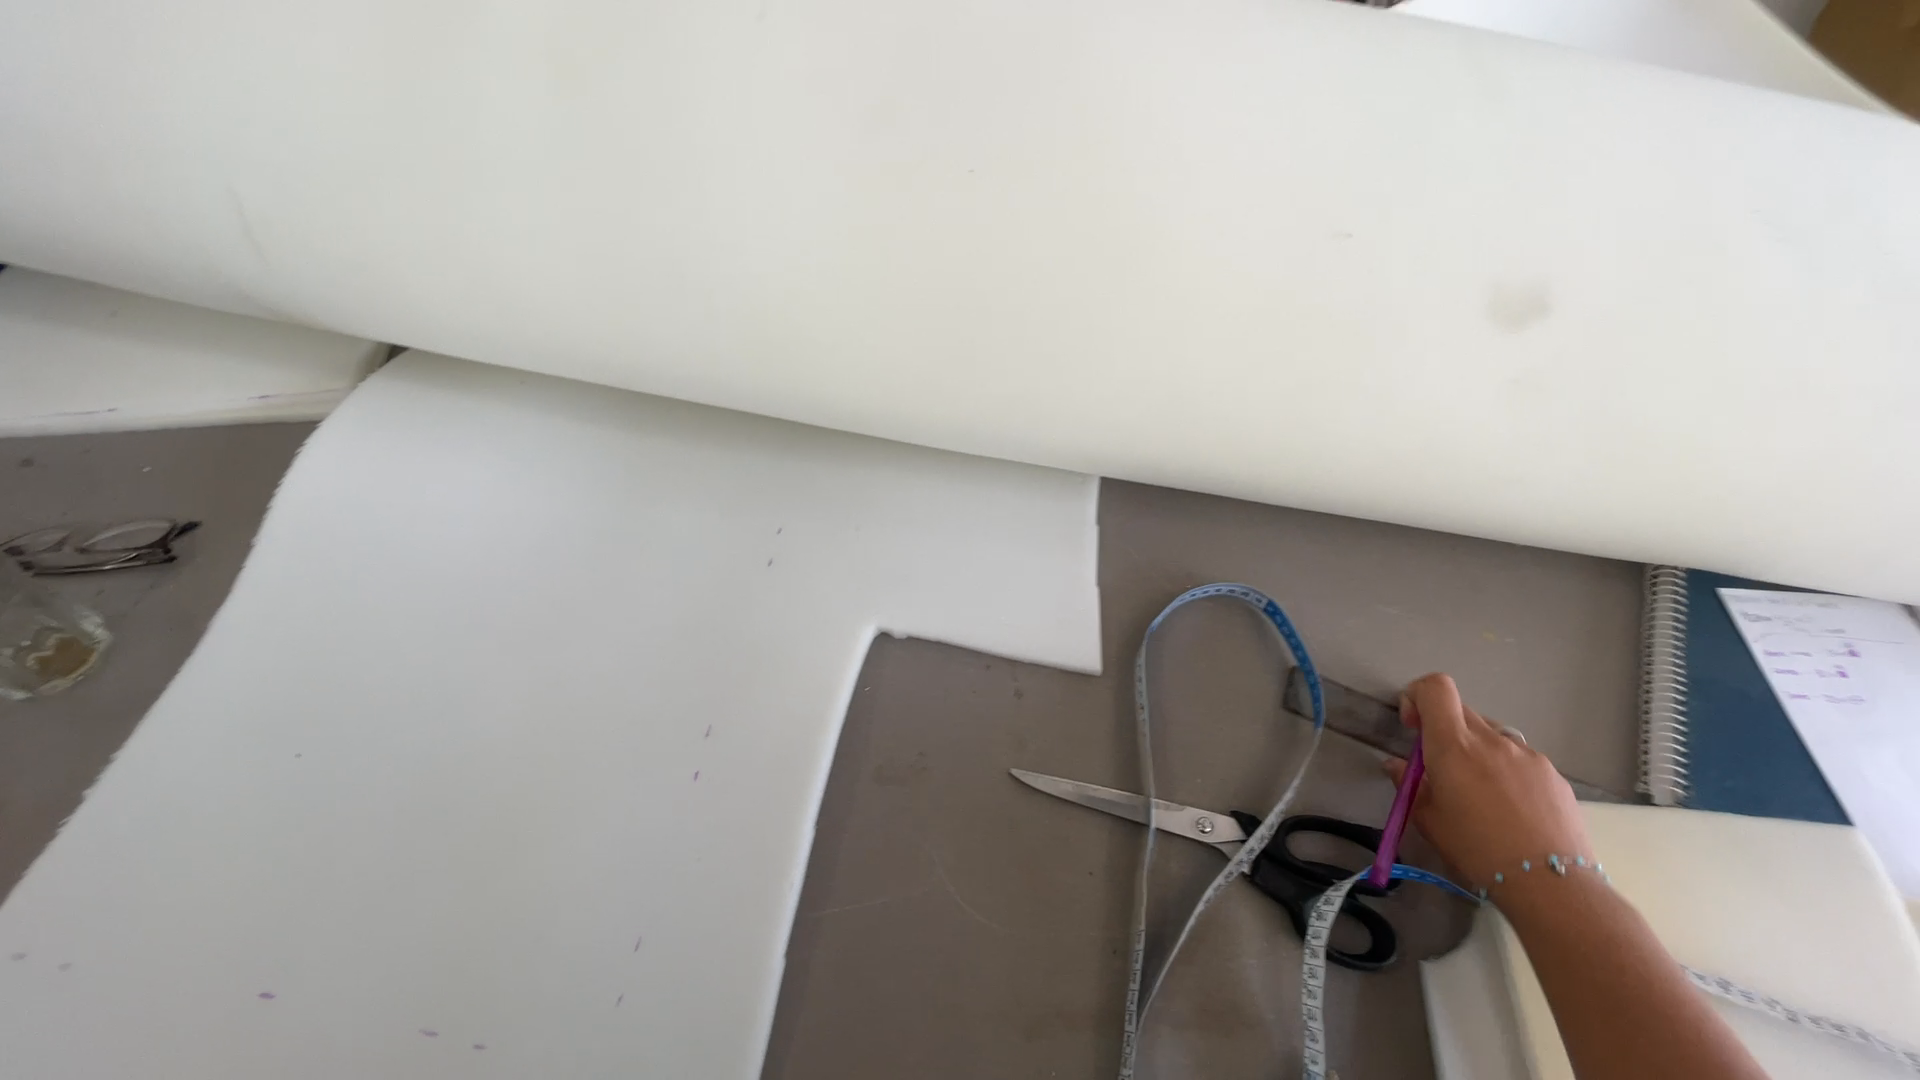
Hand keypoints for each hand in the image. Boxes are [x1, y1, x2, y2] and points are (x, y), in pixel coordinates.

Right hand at [1385, 673, 1590, 888]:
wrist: (1550, 883)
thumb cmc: (1477, 849)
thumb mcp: (1428, 819)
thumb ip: (1409, 784)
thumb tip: (1397, 765)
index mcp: (1453, 745)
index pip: (1435, 688)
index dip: (1418, 696)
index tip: (1413, 727)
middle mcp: (1491, 739)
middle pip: (1461, 711)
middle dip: (1444, 730)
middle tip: (1442, 768)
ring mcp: (1527, 754)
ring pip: (1491, 735)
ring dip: (1476, 751)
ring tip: (1481, 795)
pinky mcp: (1553, 774)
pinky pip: (1519, 758)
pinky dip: (1506, 771)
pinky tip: (1511, 809)